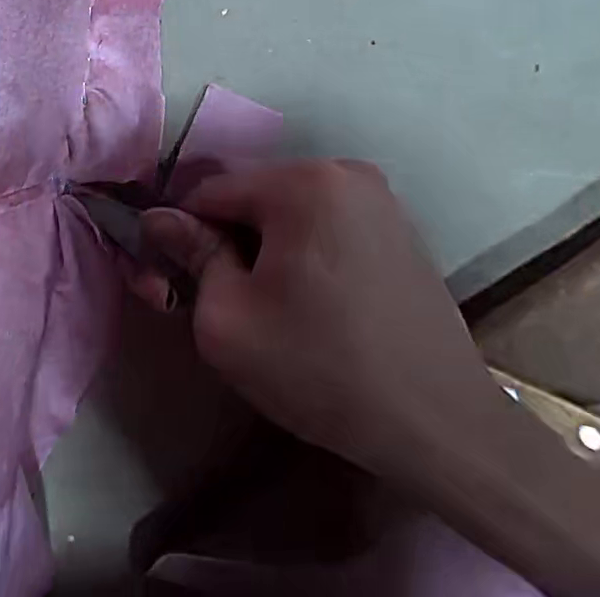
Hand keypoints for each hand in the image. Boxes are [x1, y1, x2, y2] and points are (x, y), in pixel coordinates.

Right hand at [141, 161, 507, 475]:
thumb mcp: (227, 318)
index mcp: (302, 182)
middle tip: (225, 298)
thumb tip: (157, 218)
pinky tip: (311, 301)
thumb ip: (189, 254)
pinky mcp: (398, 228)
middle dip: (226, 238)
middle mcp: (343, 172)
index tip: (179, 278)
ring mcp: (379, 198)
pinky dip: (302, 250)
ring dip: (264, 246)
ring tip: (271, 304)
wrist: (443, 428)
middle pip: (249, 196)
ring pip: (286, 210)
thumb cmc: (321, 369)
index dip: (184, 233)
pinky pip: (324, 223)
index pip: (209, 191)